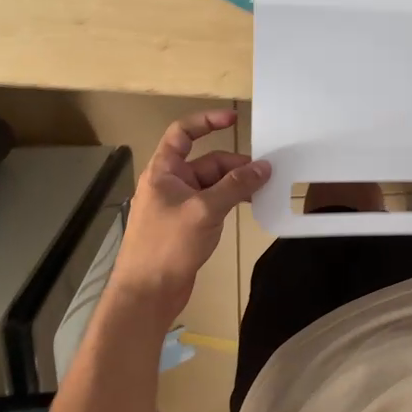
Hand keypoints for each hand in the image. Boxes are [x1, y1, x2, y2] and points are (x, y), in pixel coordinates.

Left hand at [114, 109, 270, 325]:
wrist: (147, 292)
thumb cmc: (168, 245)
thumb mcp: (205, 210)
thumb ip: (235, 186)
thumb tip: (264, 167)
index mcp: (163, 171)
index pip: (183, 133)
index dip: (206, 121)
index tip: (234, 119)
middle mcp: (169, 184)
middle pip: (206, 162)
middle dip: (235, 165)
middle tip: (264, 174)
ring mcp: (178, 206)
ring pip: (212, 185)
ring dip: (235, 185)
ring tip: (262, 190)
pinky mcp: (186, 226)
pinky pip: (212, 204)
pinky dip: (231, 202)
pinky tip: (249, 207)